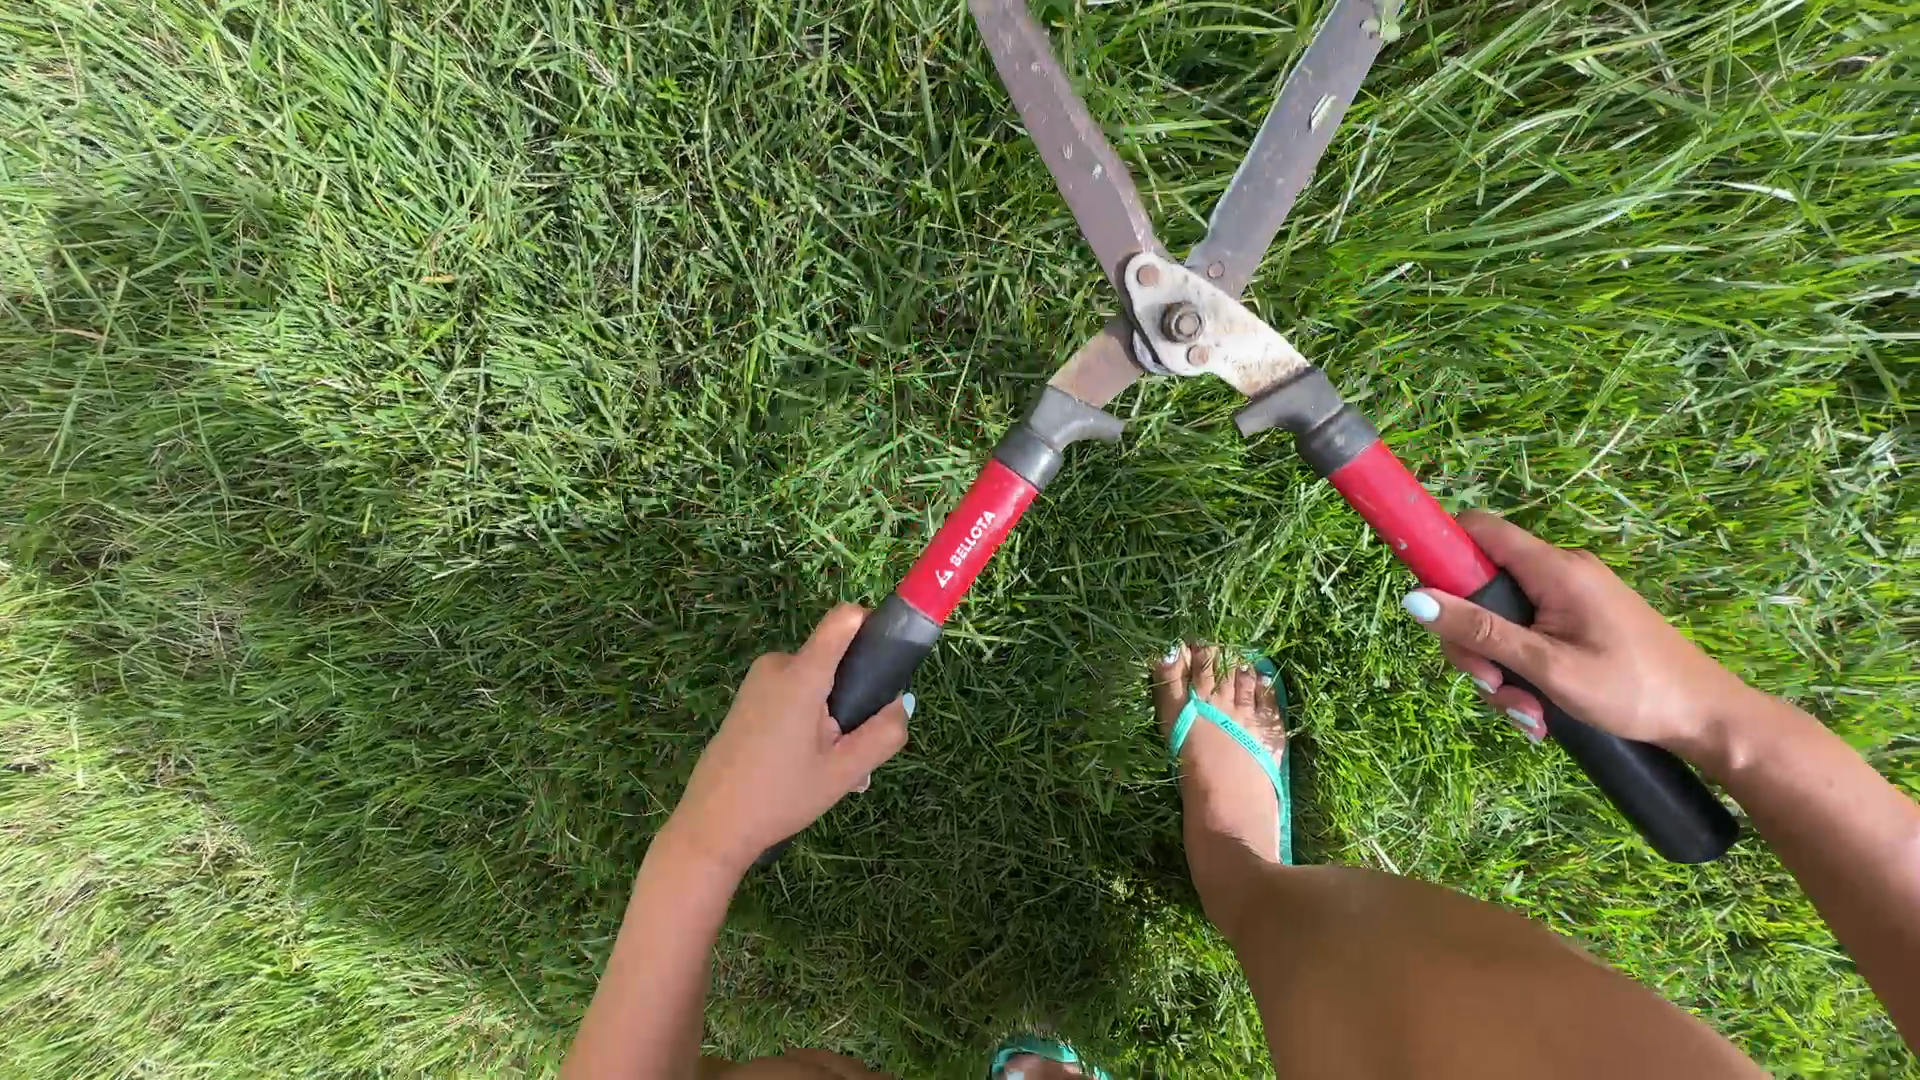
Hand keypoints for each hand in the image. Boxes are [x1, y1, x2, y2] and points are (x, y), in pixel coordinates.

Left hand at [665, 604, 911, 871]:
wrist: (710, 828)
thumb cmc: (779, 798)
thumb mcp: (844, 773)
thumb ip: (884, 734)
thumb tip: (902, 704)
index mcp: (801, 675)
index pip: (844, 619)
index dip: (873, 626)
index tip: (888, 663)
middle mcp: (778, 665)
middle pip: (836, 661)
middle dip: (855, 701)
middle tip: (855, 753)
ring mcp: (759, 680)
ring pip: (817, 683)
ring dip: (834, 720)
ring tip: (834, 771)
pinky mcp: (749, 696)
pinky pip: (796, 694)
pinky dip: (811, 722)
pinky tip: (810, 767)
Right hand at [1403, 510, 1751, 758]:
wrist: (1715, 723)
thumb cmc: (1635, 691)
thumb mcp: (1546, 666)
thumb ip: (1479, 631)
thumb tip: (1414, 600)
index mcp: (1555, 570)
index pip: (1477, 529)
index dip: (1440, 549)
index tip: (1423, 593)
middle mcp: (1558, 574)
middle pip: (1477, 588)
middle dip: (1470, 638)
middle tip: (1487, 681)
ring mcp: (1566, 599)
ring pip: (1496, 619)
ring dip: (1494, 664)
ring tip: (1523, 708)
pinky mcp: (1573, 622)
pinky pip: (1521, 634)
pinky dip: (1516, 668)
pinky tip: (1534, 706)